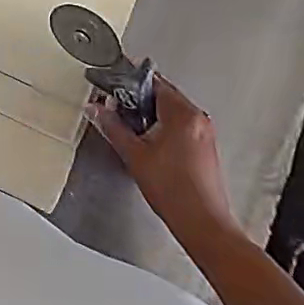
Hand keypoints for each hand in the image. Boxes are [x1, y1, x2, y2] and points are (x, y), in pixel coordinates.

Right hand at [93, 78, 243, 244]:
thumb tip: (97, 110)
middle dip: (139, 99)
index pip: (154, 82)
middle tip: (118, 108)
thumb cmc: (174, 192)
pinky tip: (151, 143)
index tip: (114, 84)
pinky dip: (165, 126)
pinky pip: (182, 124)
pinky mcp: (206, 145)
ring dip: (152, 113)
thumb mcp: (134, 156)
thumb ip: (113, 127)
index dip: (130, 81)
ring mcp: (204, 132)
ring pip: (173, 110)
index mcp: (182, 113)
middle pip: (164, 94)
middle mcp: (197, 117)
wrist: (202, 222)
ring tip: (132, 128)